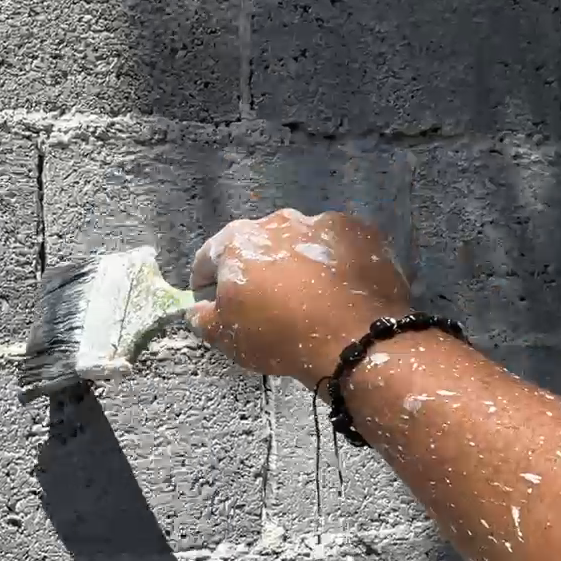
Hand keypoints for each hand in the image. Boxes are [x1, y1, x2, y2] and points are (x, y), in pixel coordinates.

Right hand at [187, 209, 412, 388]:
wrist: (355, 340)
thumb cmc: (277, 335)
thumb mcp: (222, 336)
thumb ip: (200, 316)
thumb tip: (199, 307)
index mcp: (236, 240)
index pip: (207, 258)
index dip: (205, 283)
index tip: (212, 303)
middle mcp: (277, 221)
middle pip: (254, 245)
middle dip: (253, 269)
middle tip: (261, 302)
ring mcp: (322, 223)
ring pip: (296, 243)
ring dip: (292, 263)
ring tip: (303, 296)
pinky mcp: (362, 233)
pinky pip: (334, 247)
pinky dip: (329, 263)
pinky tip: (334, 291)